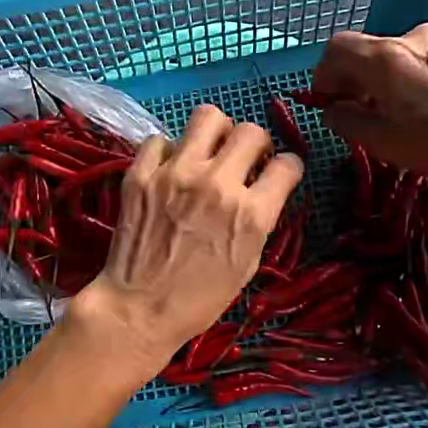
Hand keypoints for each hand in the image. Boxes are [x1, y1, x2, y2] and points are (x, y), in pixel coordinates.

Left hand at [72, 105, 302, 367]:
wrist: (139, 310)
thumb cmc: (202, 297)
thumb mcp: (249, 261)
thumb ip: (259, 218)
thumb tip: (260, 189)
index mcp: (251, 213)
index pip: (287, 165)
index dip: (288, 167)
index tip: (280, 172)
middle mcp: (217, 184)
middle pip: (252, 132)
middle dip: (257, 144)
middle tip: (246, 160)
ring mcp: (176, 174)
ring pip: (208, 117)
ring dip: (217, 133)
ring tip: (210, 152)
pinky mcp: (140, 173)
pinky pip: (161, 139)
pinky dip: (170, 151)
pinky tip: (170, 171)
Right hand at [309, 23, 427, 202]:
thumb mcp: (387, 144)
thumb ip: (350, 123)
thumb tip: (334, 111)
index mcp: (387, 57)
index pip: (337, 49)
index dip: (324, 75)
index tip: (326, 100)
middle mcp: (416, 38)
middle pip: (372, 51)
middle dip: (358, 80)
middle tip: (361, 113)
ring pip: (404, 56)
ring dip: (391, 80)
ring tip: (403, 117)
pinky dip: (420, 79)